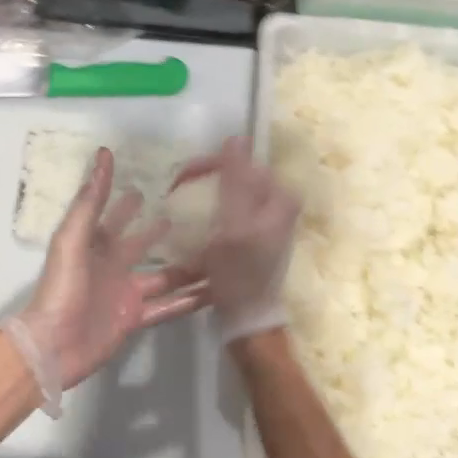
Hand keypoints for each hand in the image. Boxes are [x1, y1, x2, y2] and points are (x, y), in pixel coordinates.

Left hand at [5, 148, 204, 415]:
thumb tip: (103, 155)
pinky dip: (188, 300)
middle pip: (142, 244)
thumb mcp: (72, 239)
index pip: (115, 216)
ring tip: (216, 253)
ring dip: (186, 266)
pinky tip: (213, 292)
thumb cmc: (61, 289)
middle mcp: (112, 266)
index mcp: (95, 245)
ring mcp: (125, 293)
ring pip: (163, 275)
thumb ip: (90, 201)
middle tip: (193, 214)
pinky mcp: (134, 318)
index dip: (129, 201)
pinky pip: (166, 306)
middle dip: (161, 230)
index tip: (151, 182)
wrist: (54, 345)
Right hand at [177, 136, 300, 342]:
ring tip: (181, 208)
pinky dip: (210, 217)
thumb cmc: (239, 273)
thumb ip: (236, 180)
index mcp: (279, 197)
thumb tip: (238, 137)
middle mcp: (279, 206)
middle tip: (177, 193)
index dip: (207, 166)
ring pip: (230, 196)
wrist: (248, 319)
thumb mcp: (233, 225)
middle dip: (204, 181)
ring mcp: (268, 224)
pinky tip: (194, 228)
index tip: (177, 181)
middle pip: (236, 178)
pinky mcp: (255, 239)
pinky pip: (229, 215)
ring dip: (205, 199)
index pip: (240, 162)